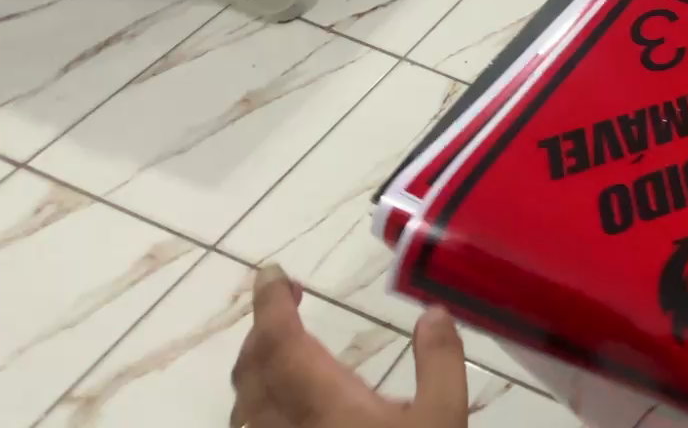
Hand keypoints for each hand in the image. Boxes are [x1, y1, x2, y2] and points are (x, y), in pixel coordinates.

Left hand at [230, 264, 467, 427]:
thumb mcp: (444, 415)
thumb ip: (440, 358)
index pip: (283, 345)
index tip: (272, 273)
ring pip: (243, 407)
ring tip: (283, 340)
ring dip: (258, 364)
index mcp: (325, 405)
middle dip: (262, 328)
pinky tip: (282, 401)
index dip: (272, 306)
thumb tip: (432, 312)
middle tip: (285, 297)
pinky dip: (258, 400)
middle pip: (253, 373)